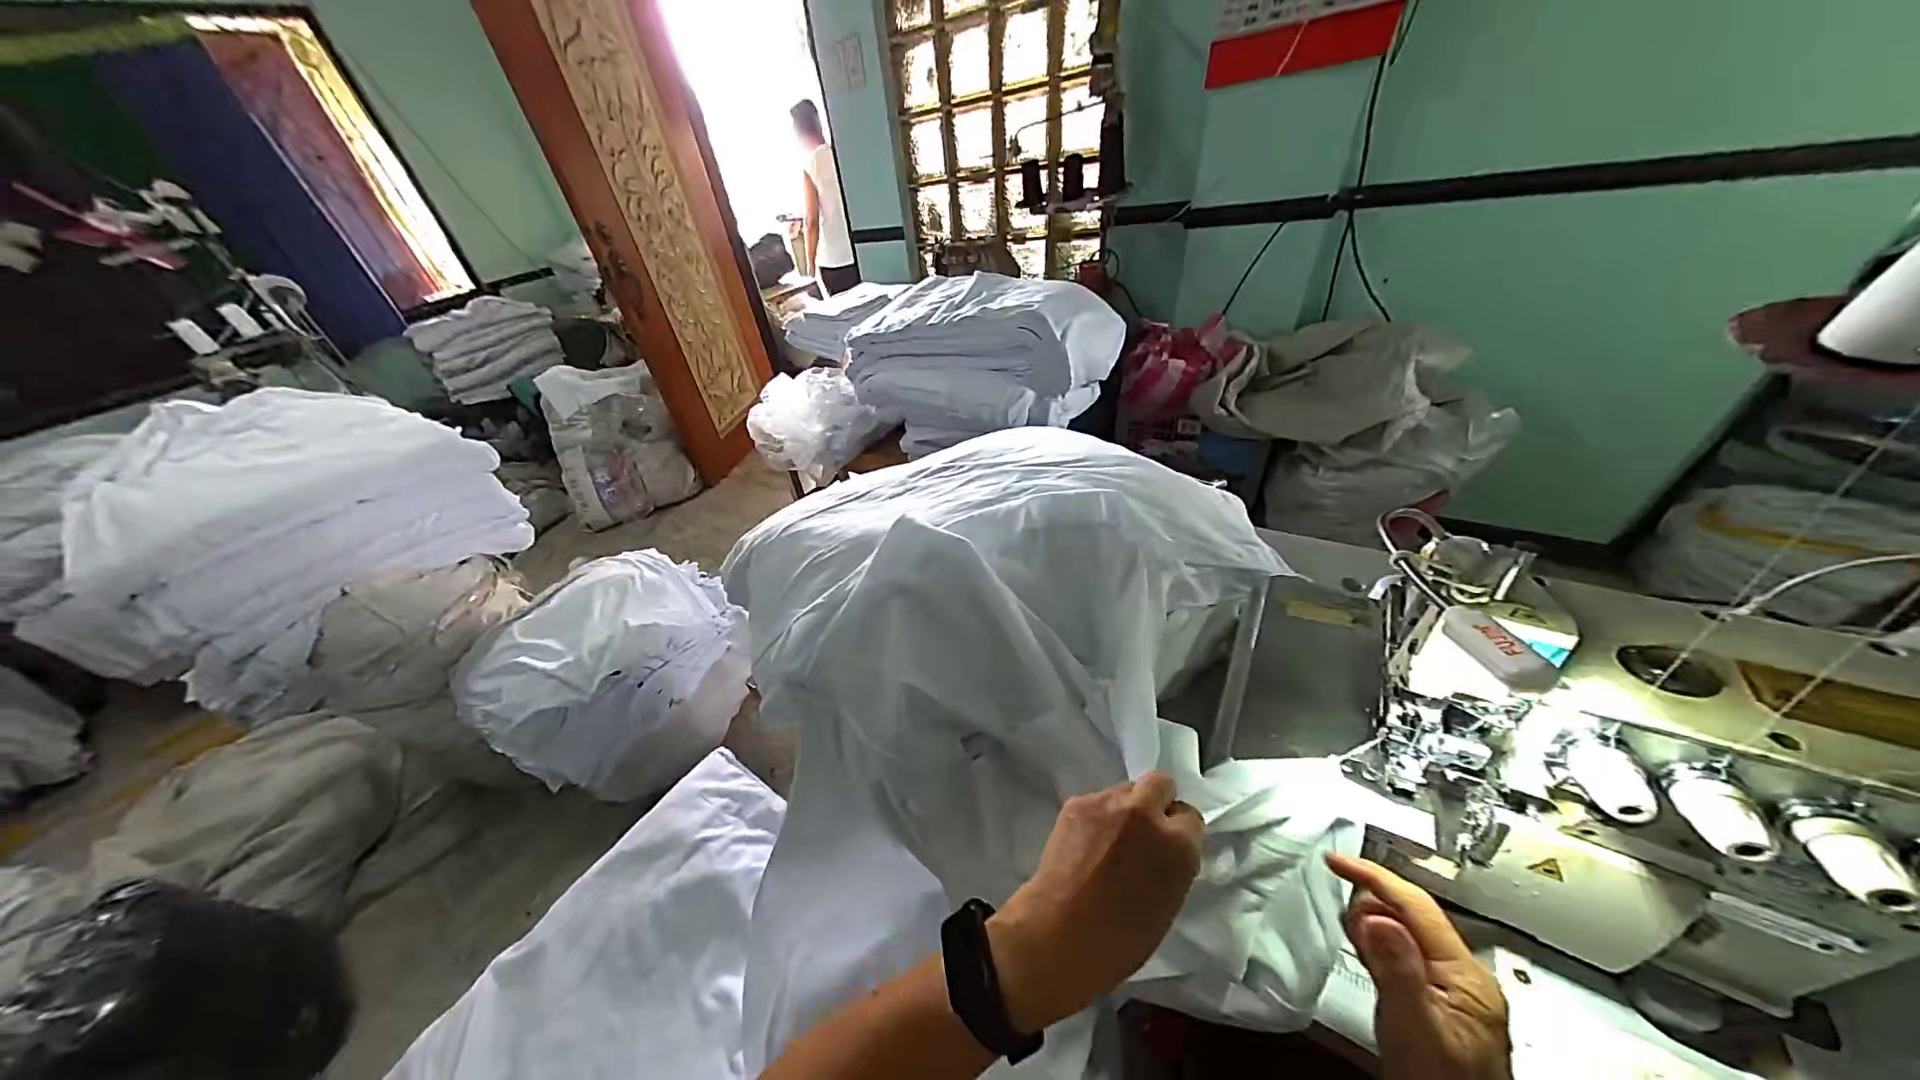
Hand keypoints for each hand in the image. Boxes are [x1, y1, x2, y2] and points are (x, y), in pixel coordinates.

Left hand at [984, 773, 1202, 1032]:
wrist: (1062, 931)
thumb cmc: (1122, 938)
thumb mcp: (1168, 901)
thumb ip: (1171, 864)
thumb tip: (1162, 850)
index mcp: (1178, 844)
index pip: (1190, 817)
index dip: (1178, 830)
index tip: (1167, 844)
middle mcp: (1146, 813)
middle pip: (1160, 783)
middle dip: (1156, 800)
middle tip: (1143, 828)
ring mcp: (1108, 802)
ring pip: (1124, 791)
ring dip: (1123, 808)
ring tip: (1108, 840)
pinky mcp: (1077, 803)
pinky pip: (1096, 801)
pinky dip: (1096, 817)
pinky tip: (1084, 843)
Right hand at [1326, 854, 1510, 1079]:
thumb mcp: (1414, 1028)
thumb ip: (1397, 971)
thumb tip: (1378, 918)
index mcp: (1466, 977)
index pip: (1417, 905)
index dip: (1373, 877)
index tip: (1336, 861)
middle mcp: (1462, 976)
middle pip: (1410, 912)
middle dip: (1371, 905)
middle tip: (1346, 922)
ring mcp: (1449, 987)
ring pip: (1403, 928)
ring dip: (1372, 924)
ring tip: (1355, 940)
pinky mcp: (1432, 996)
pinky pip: (1400, 949)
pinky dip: (1376, 941)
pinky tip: (1366, 951)